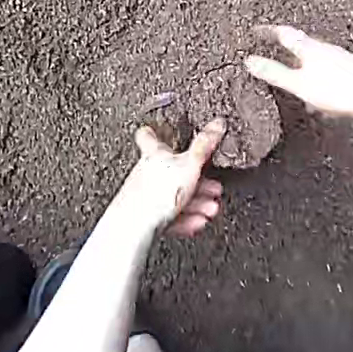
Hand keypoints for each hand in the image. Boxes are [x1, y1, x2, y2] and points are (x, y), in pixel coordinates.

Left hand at [117, 119, 226, 236]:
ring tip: (210, 208)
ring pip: (174, 195)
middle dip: (196, 180)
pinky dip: (185, 218)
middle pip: (173, 171)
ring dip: (196, 201)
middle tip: (211, 186)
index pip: (149, 136)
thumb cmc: (154, 193)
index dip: (154, 131)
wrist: (135, 227)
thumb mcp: (189, 164)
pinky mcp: (146, 218)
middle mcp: (146, 172)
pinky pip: (169, 215)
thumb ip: (204, 145)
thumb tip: (217, 124)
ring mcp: (145, 195)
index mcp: (154, 154)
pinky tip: (197, 221)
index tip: (159, 128)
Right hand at [244, 25, 352, 121]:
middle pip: (302, 45)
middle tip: (274, 50)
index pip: (283, 34)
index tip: (256, 30)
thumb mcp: (299, 84)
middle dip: (287, 50)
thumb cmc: (339, 90)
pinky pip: (330, 72)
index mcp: (311, 48)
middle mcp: (326, 49)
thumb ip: (274, 73)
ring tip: (297, 81)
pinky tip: (322, 98)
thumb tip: (250, 61)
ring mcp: (341, 60)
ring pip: (316, 60)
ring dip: (304, 68)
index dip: (268, 32)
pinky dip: (319, 80)